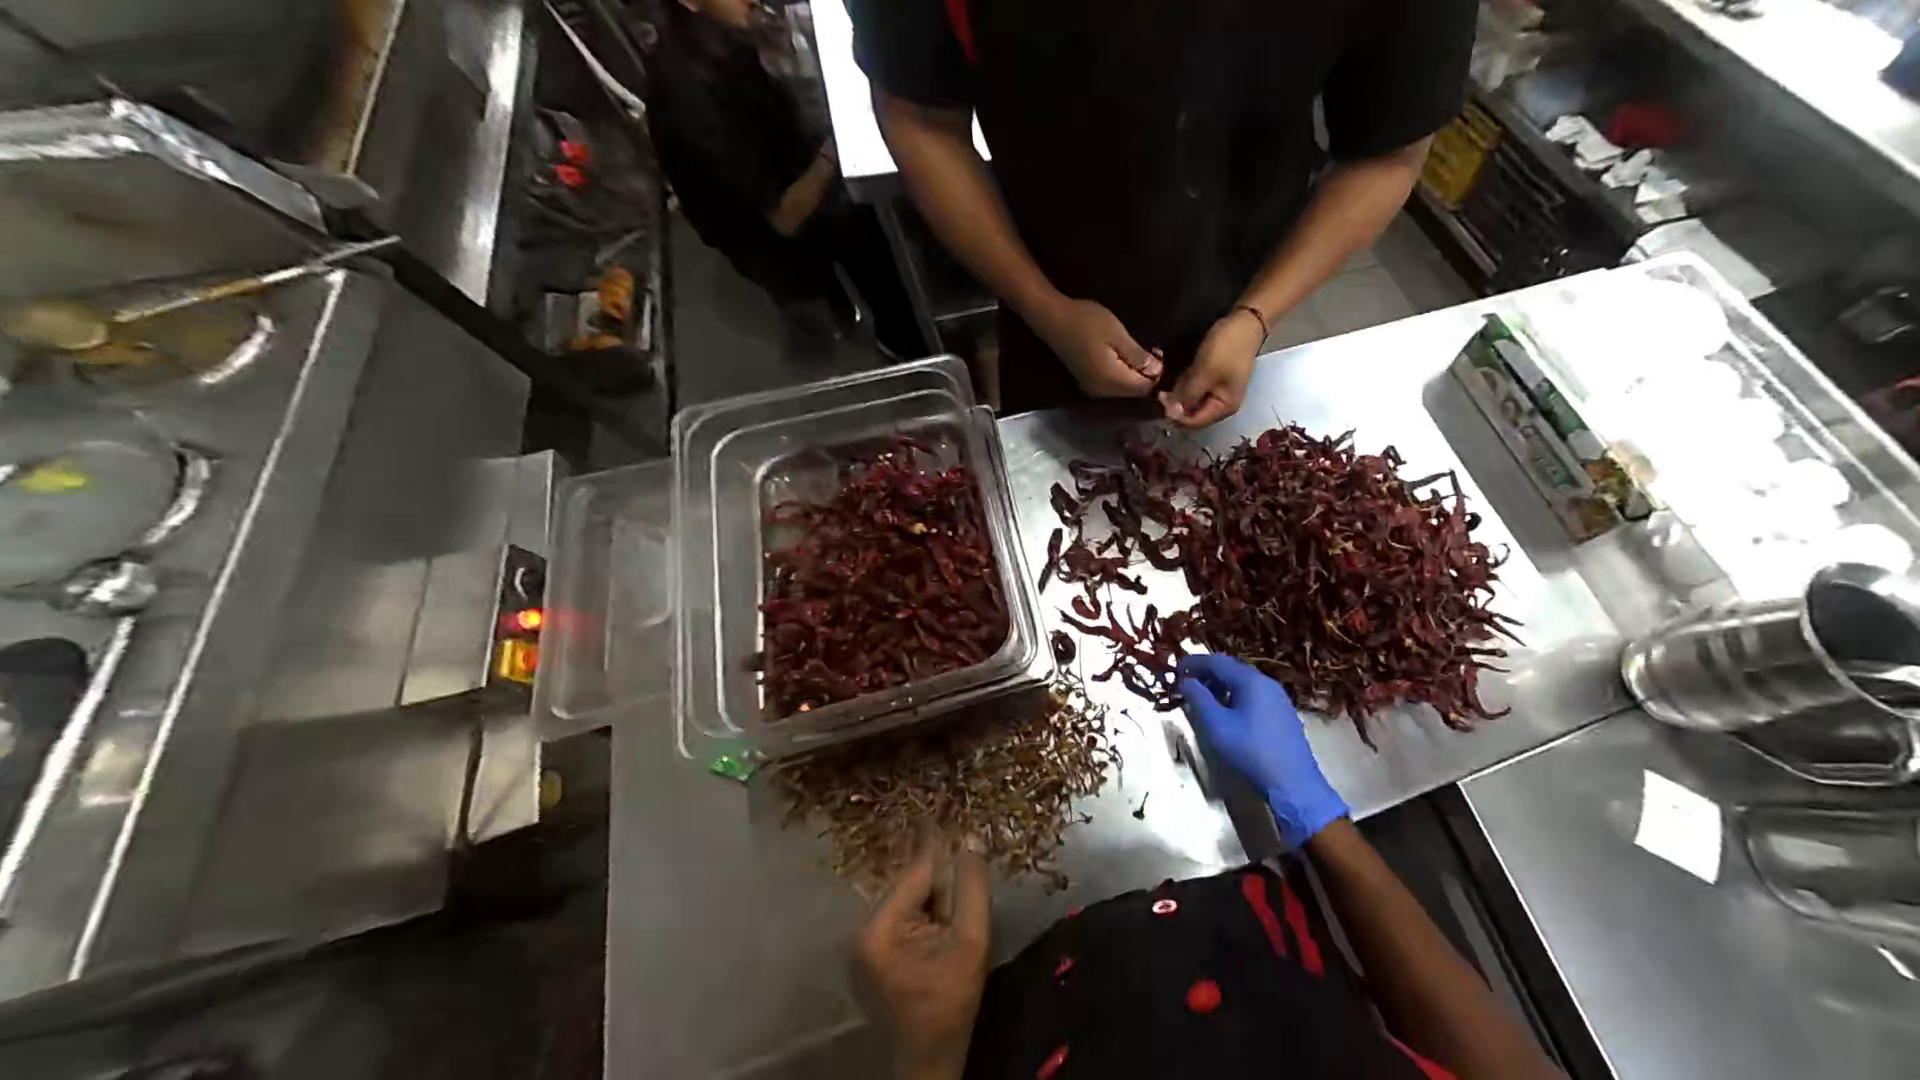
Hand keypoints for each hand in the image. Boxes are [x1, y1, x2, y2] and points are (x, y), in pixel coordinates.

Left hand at [858, 836, 992, 1079]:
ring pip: (907, 895)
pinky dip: (922, 914)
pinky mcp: (868, 946)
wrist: (928, 1058)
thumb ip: (972, 888)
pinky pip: (900, 911)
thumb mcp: (971, 942)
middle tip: (960, 908)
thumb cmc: (951, 1004)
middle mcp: (861, 925)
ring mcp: (860, 937)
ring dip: (933, 901)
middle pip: (911, 882)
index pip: (919, 872)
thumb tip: (970, 838)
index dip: (947, 857)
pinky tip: (938, 930)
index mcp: (879, 926)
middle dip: (941, 888)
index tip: (965, 830)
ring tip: (950, 925)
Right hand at [1030, 297, 1162, 397]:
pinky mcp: (1088, 383)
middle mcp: (1102, 391)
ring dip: (1134, 374)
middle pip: (1134, 392)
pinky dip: (1122, 374)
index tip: (1159, 353)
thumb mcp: (1117, 333)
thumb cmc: (1086, 322)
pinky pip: (1113, 385)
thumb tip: (1156, 371)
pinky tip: (1122, 357)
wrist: (1053, 320)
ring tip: (1137, 351)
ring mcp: (1093, 389)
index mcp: (1111, 380)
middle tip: (1151, 351)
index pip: (1144, 388)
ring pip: (1124, 389)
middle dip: (1146, 375)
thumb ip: (1138, 356)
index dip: (1156, 374)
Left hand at [1160, 308, 1260, 426]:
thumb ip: (1188, 395)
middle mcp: (1220, 406)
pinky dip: (1183, 387)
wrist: (1244, 322)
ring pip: (1189, 403)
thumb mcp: (1206, 372)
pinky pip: (1192, 391)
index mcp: (1224, 408)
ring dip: (1177, 396)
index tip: (1161, 401)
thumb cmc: (1227, 348)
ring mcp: (1215, 394)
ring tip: (1165, 386)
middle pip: (1191, 415)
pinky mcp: (1210, 382)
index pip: (1194, 423)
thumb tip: (1172, 415)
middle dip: (1175, 406)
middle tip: (1160, 393)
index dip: (1176, 416)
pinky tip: (1177, 379)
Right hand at [1176, 654, 1348, 849]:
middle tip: (1185, 683)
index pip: (1217, 661)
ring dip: (1219, 686)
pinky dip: (1234, 697)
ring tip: (1201, 698)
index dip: (1193, 662)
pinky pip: (1253, 696)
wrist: (1294, 784)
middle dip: (1206, 673)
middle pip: (1231, 669)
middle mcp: (1267, 684)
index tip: (1174, 669)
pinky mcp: (1282, 715)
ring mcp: (1278, 700)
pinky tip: (1225, 713)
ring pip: (1243, 683)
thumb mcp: (1216, 724)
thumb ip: (1198, 698)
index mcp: (1251, 681)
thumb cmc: (1250, 751)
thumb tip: (1185, 681)